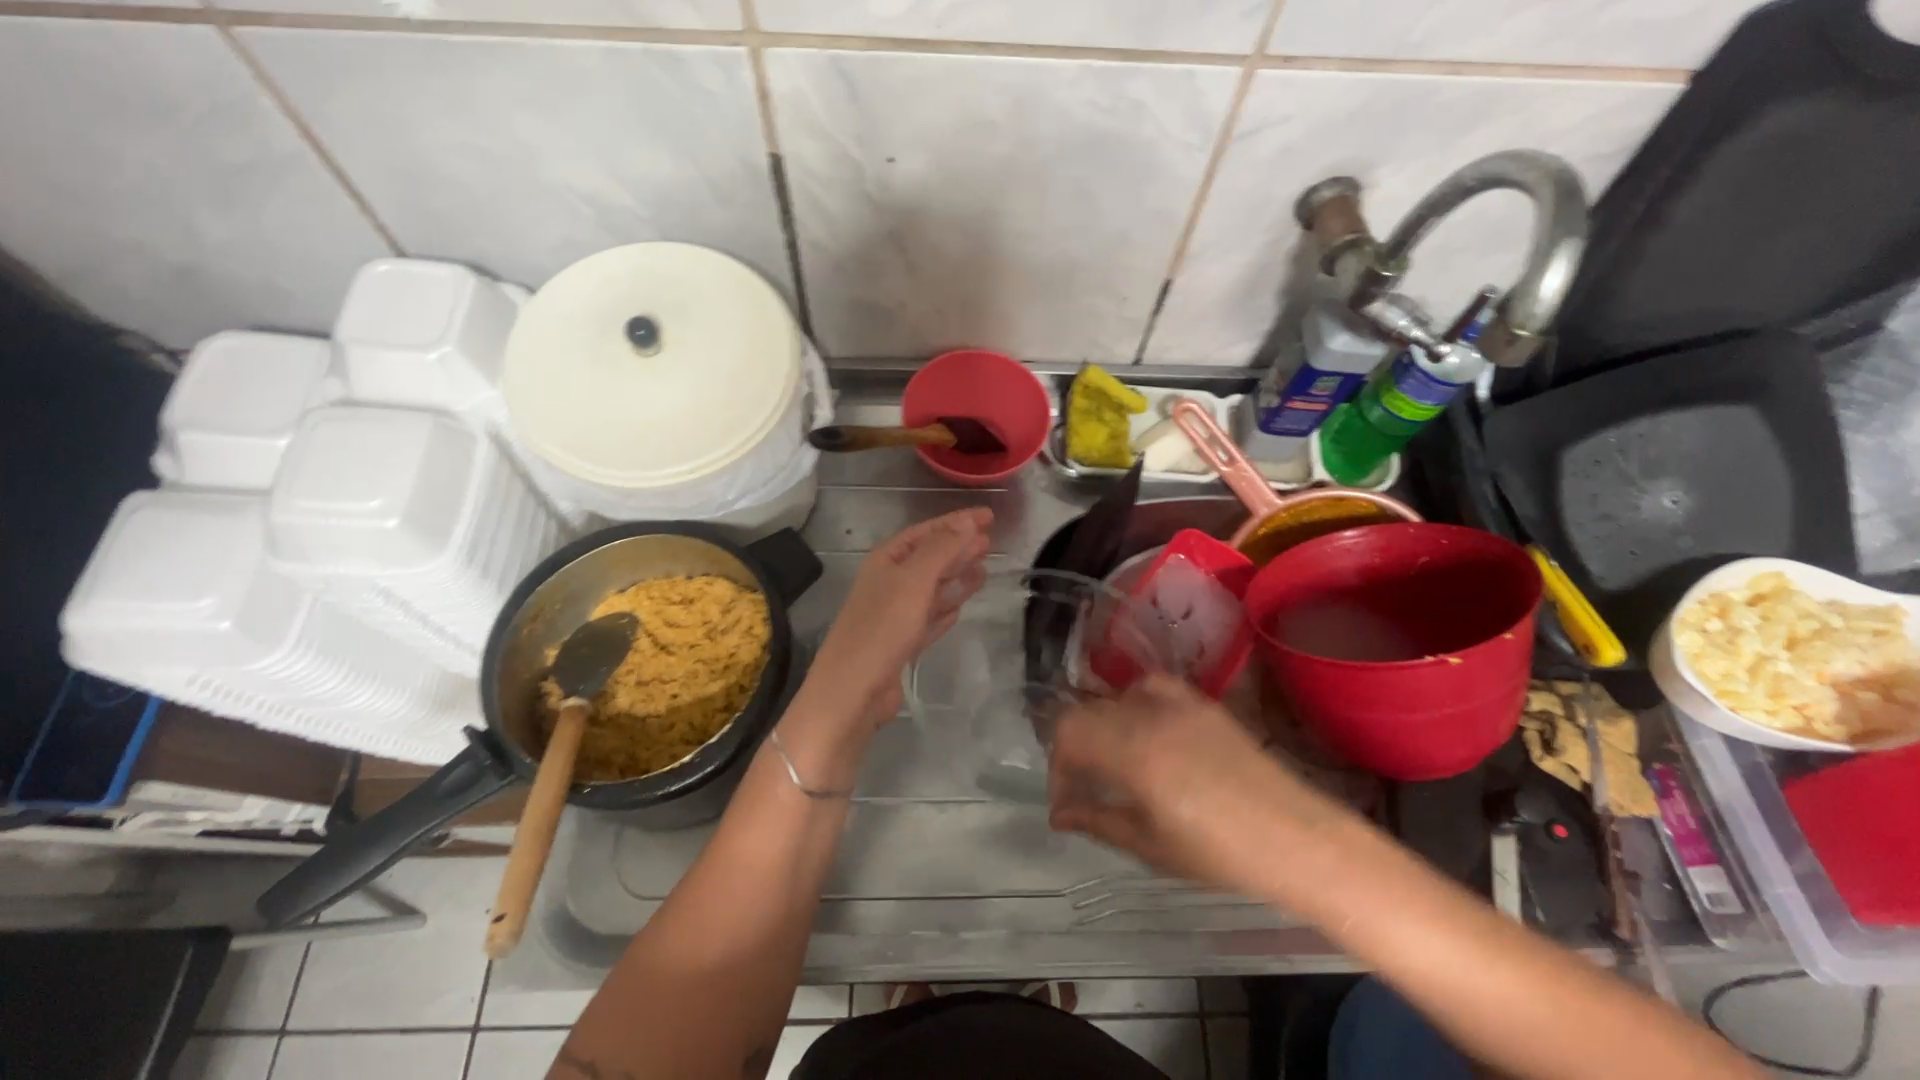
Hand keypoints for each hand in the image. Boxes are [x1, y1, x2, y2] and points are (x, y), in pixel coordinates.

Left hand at [786, 508, 992, 764]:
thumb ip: (942, 550)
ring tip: (984, 570)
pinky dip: (945, 610)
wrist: (853, 691)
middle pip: (929, 559)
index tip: (988, 516)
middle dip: (958, 548)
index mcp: (885, 562)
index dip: (956, 522)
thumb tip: (967, 524)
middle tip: (991, 542)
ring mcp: (894, 616)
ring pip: (931, 590)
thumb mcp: (914, 581)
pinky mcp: (901, 645)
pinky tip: (959, 609)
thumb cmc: (882, 629)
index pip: (925, 532)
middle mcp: (888, 584)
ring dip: (956, 578)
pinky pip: (929, 620)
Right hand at [1048, 675, 1355, 891]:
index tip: (1066, 805)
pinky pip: (1153, 688)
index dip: (1057, 768)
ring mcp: (1181, 704)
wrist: (1296, 838)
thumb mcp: (1150, 845)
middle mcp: (1151, 715)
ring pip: (1116, 698)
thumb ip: (1098, 821)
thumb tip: (1059, 814)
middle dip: (1073, 749)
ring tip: (1112, 760)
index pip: (1068, 734)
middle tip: (1083, 789)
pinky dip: (1135, 704)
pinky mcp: (1204, 704)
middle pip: (1086, 711)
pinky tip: (1147, 734)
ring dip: (1102, 725)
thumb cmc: (1220, 853)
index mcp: (1134, 752)